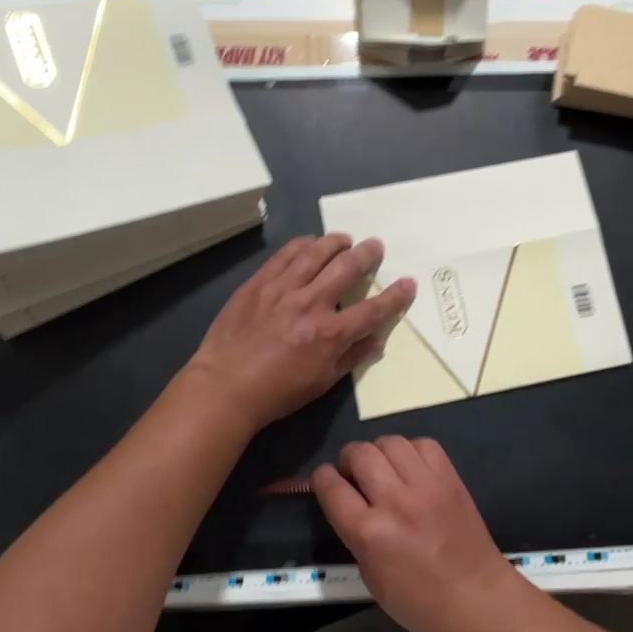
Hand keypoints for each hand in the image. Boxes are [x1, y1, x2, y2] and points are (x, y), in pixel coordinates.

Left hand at [182, 234, 416, 431]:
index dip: (395, 296)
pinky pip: (285, 254)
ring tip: (345, 239)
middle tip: (376, 246)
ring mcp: (282, 289)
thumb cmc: (277, 392)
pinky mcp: (259, 282)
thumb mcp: (321, 383)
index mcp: (330, 333)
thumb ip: (351, 358)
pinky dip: (302, 245)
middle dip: (367, 254)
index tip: (408, 283)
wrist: (225, 386)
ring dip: (335, 242)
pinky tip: (310, 243)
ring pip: (316, 252)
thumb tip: (376, 340)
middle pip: (347, 268)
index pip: (373, 310)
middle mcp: (311, 304)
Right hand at [314, 437, 525, 631]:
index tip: (326, 481)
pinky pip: (422, 444)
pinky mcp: (450, 477)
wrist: (476, 597)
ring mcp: (425, 485)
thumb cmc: (418, 599)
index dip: (322, 479)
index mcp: (369, 533)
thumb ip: (353, 533)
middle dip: (348, 460)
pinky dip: (411, 452)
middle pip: (359, 453)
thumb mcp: (370, 576)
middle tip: (356, 476)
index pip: (331, 485)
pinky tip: (412, 470)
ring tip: (384, 470)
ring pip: (390, 441)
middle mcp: (395, 501)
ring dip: (379, 452)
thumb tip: (346, 500)